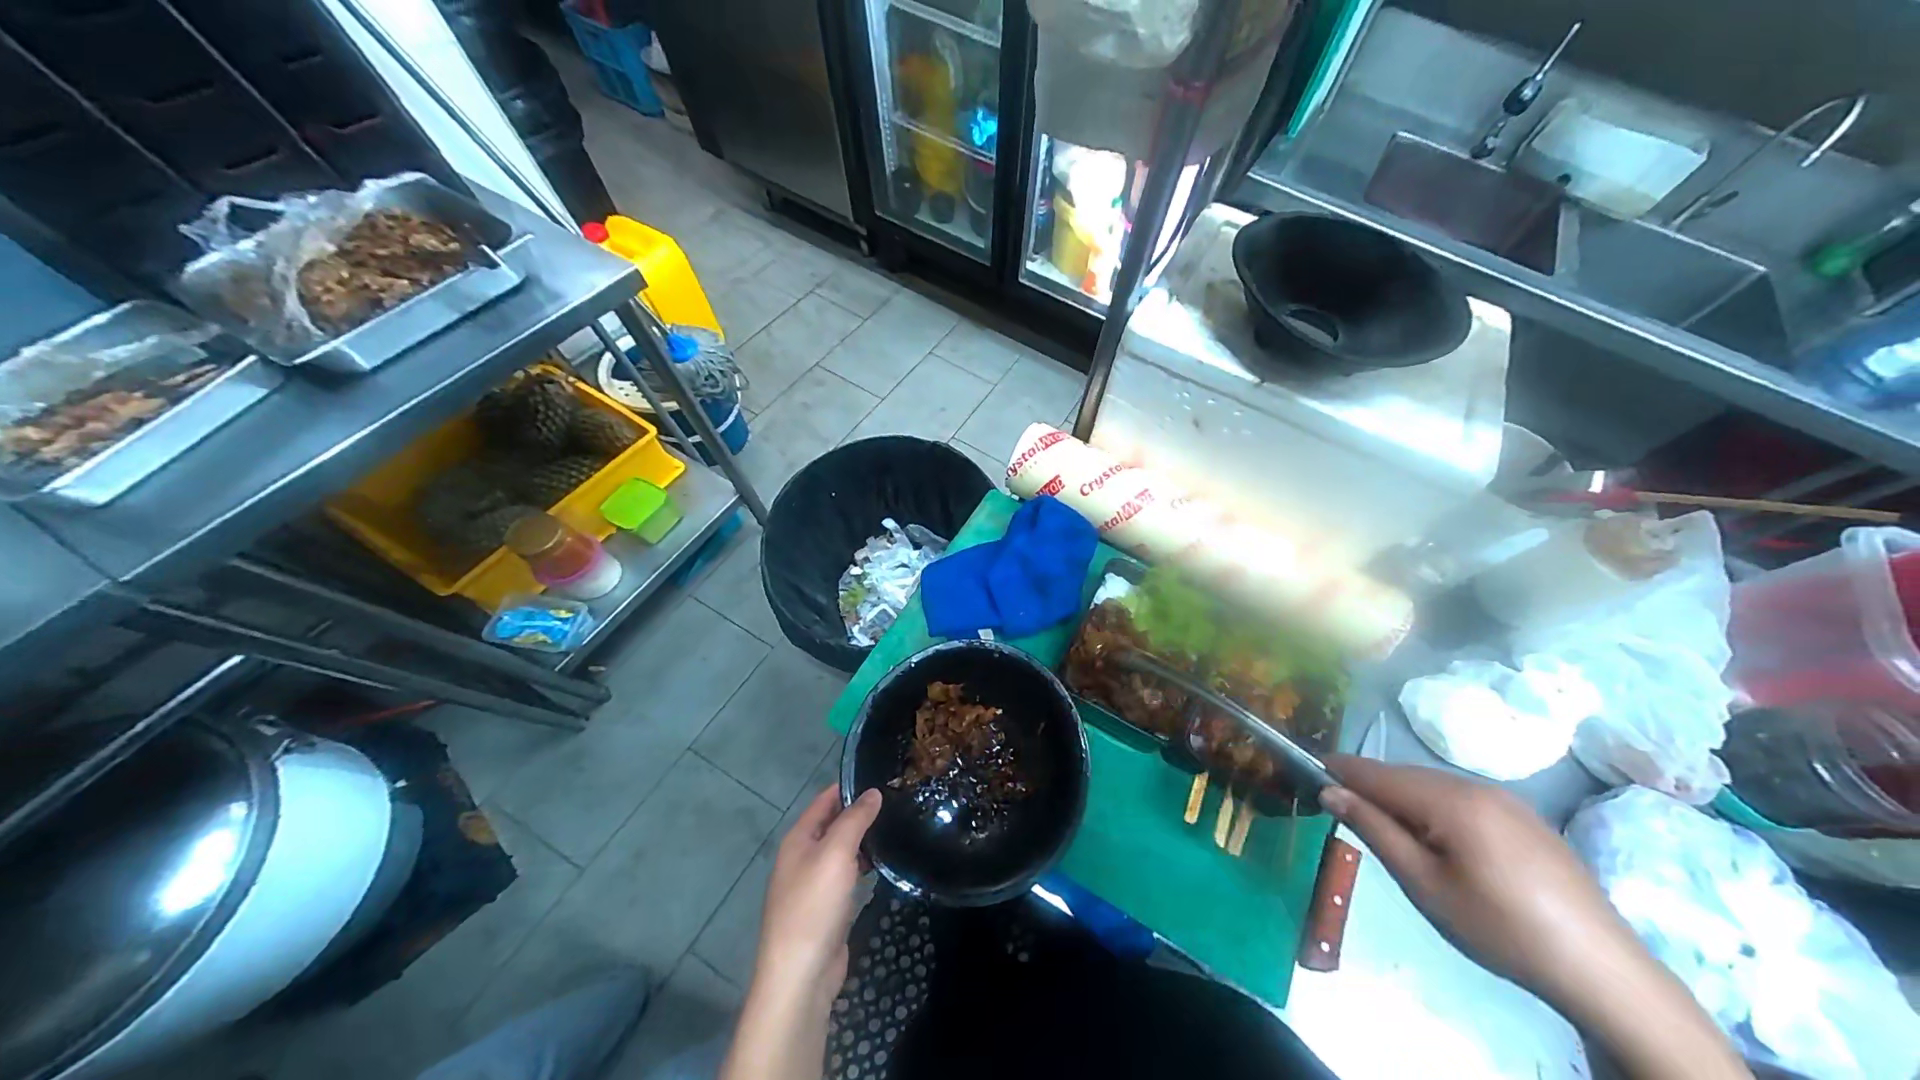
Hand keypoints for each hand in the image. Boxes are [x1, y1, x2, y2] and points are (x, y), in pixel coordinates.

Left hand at [755, 786, 881, 1010]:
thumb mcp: (836, 853)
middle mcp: (802, 857)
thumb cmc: (814, 904)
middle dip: (860, 812)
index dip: (850, 786)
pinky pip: (846, 875)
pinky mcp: (826, 907)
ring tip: (897, 825)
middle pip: (833, 824)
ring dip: (864, 839)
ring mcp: (813, 884)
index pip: (825, 800)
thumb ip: (854, 819)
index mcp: (798, 838)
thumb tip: (872, 793)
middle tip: (897, 800)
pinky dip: (863, 865)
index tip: (883, 776)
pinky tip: (884, 863)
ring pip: (841, 850)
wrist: (800, 972)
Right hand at [1320, 756, 1749, 1079]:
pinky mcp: (1525, 817)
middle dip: (1368, 785)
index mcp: (1449, 798)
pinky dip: (1432, 806)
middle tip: (1339, 809)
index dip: (1338, 770)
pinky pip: (1460, 798)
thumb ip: (1374, 829)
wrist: (1601, 968)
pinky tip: (1433, 837)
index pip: (1376, 772)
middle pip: (1404, 775)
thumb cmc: (1498, 926)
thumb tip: (1331, 790)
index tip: (1306, 773)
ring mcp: (1507, 799)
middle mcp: (1476, 786)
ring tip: (1382, 826)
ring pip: (1432, 785)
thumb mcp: (1423, 883)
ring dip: (1400, 797)